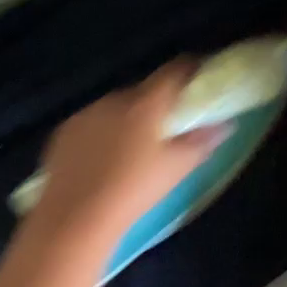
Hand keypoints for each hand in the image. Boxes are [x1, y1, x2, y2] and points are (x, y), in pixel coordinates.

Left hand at [31, 59, 229, 241]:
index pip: (172, 72)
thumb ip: (201, 142)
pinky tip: (101, 159)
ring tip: (131, 148)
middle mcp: (113, 99)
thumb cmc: (133, 192)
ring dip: (125, 119)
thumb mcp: (176, 170)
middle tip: (166, 126)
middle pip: (142, 92)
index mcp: (145, 103)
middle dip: (156, 104)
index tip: (199, 76)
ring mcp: (85, 113)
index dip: (189, 70)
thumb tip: (223, 124)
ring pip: (113, 108)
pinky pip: (90, 124)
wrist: (75, 217)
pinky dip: (100, 134)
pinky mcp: (63, 131)